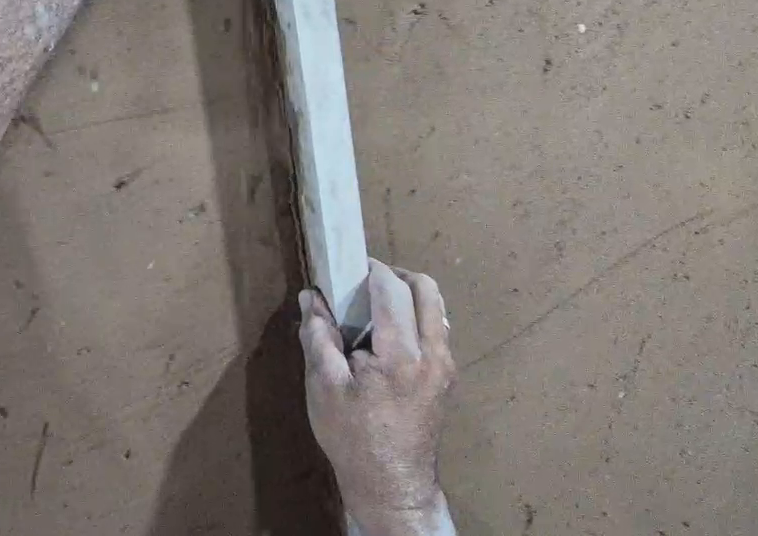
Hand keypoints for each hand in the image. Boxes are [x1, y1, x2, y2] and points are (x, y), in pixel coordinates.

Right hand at [300, 261, 455, 532]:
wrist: (392, 488)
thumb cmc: (353, 437)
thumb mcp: (323, 385)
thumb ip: (318, 334)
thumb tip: (311, 296)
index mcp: (401, 354)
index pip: (391, 289)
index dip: (367, 270)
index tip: (344, 268)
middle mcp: (433, 354)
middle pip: (426, 288)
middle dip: (393, 274)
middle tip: (361, 282)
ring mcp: (445, 367)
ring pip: (435, 307)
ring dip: (406, 294)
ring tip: (372, 307)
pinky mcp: (446, 377)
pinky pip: (436, 328)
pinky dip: (414, 315)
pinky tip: (385, 334)